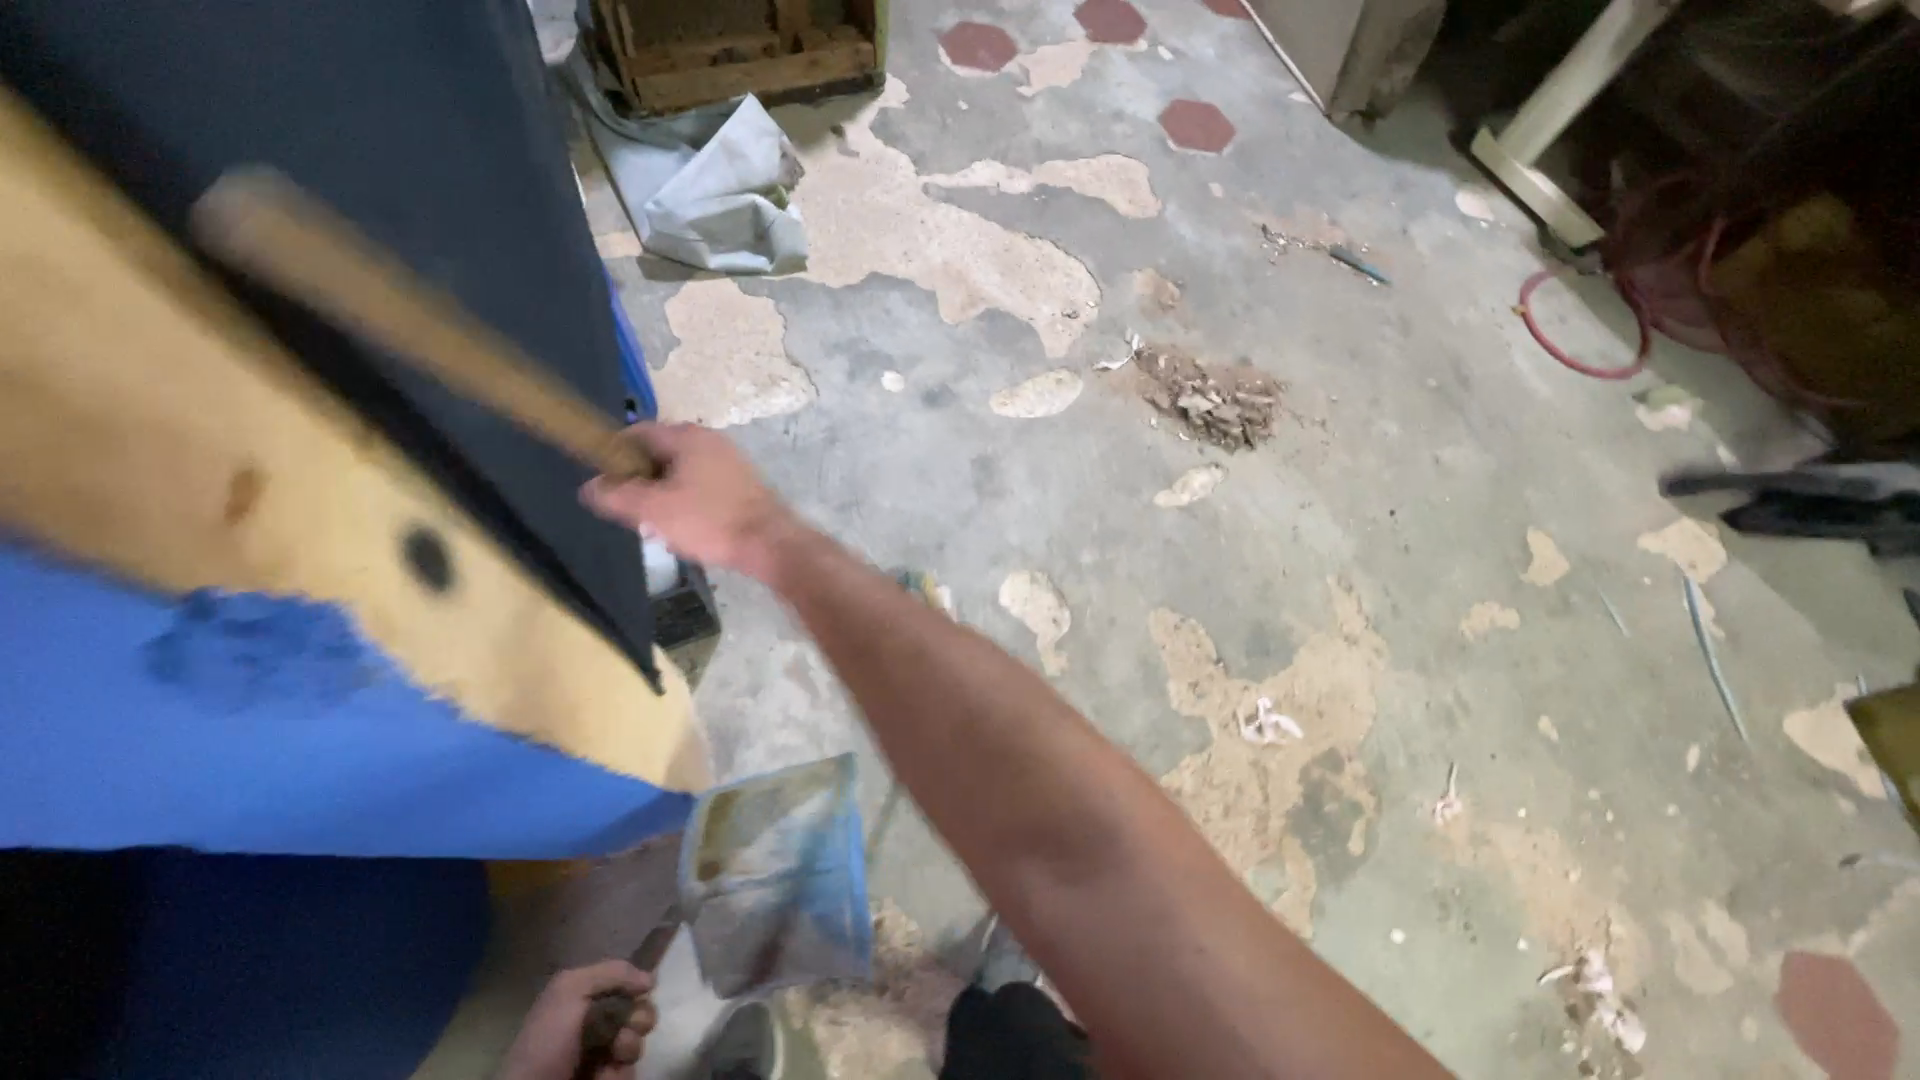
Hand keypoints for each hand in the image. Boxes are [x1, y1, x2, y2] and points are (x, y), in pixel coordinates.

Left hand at [496, 961, 657, 1079]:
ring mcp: (600, 1055)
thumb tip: (650, 980)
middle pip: (639, 1011)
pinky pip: (628, 1072)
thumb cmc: (545, 1042)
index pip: (627, 984)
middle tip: (625, 1030)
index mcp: (584, 999)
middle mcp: (595, 1023)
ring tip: (611, 1059)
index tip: (641, 992)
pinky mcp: (605, 1079)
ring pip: (637, 1043)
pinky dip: (618, 1074)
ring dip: (629, 1049)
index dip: (638, 988)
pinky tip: (602, 1076)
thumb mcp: (569, 990)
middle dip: (638, 1020)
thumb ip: (611, 973)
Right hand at [580, 422, 800, 579]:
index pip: (637, 432)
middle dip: (640, 481)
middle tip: (631, 510)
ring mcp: (730, 461)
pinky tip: (687, 529)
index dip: (613, 454)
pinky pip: (702, 486)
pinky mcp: (742, 484)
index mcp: (687, 436)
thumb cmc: (710, 522)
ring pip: (680, 472)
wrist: (770, 543)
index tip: (603, 481)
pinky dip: (688, 502)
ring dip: (663, 495)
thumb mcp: (653, 510)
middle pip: (658, 453)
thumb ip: (616, 495)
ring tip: (658, 525)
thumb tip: (589, 486)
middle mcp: (710, 440)